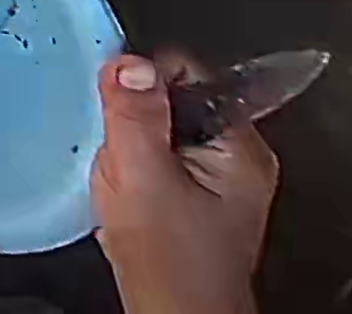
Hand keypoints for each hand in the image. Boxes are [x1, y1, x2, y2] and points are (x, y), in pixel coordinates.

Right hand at [92, 53, 279, 313]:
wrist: (170, 309)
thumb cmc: (167, 252)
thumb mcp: (141, 172)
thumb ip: (135, 114)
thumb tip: (131, 61)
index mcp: (237, 146)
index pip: (189, 72)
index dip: (144, 74)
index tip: (115, 95)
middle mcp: (231, 154)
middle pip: (169, 92)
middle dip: (130, 105)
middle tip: (114, 135)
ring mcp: (209, 170)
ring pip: (154, 116)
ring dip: (124, 126)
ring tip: (114, 155)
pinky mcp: (183, 183)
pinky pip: (147, 139)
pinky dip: (124, 145)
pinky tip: (116, 167)